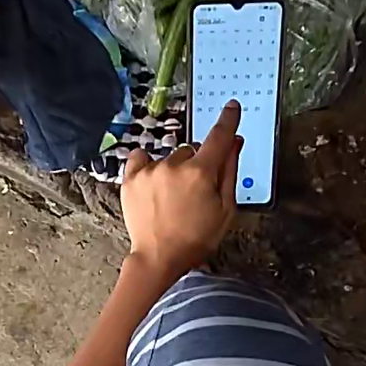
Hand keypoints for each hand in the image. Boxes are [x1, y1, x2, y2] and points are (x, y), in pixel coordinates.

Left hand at [121, 100, 242, 277]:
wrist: (160, 258)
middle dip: (198, 165)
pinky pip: (142, 158)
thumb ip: (230, 171)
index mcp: (202, 172)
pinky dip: (149, 166)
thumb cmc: (197, 239)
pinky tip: (155, 184)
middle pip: (193, 151)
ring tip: (173, 199)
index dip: (228, 120)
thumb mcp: (225, 209)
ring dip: (174, 171)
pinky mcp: (131, 178)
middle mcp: (174, 165)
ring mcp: (150, 170)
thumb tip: (235, 142)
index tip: (232, 107)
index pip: (219, 137)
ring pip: (170, 158)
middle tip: (197, 193)